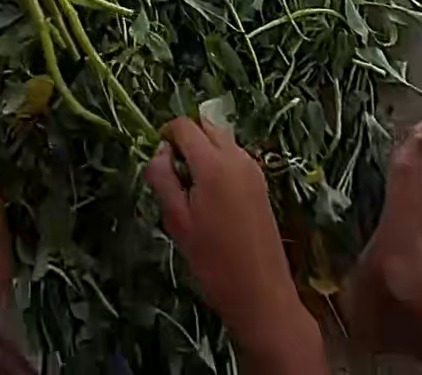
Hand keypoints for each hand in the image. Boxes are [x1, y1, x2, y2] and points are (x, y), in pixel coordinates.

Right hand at [146, 118, 324, 373]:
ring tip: (192, 186)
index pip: (184, 125)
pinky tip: (212, 195)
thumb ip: (162, 177)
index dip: (166, 134)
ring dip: (203, 147)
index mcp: (213, 163)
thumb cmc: (213, 261)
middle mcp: (236, 157)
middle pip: (206, 124)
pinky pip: (234, 154)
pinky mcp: (261, 182)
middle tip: (173, 170)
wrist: (262, 297)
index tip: (159, 159)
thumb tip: (160, 150)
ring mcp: (253, 168)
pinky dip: (219, 159)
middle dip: (186, 137)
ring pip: (221, 138)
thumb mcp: (176, 220)